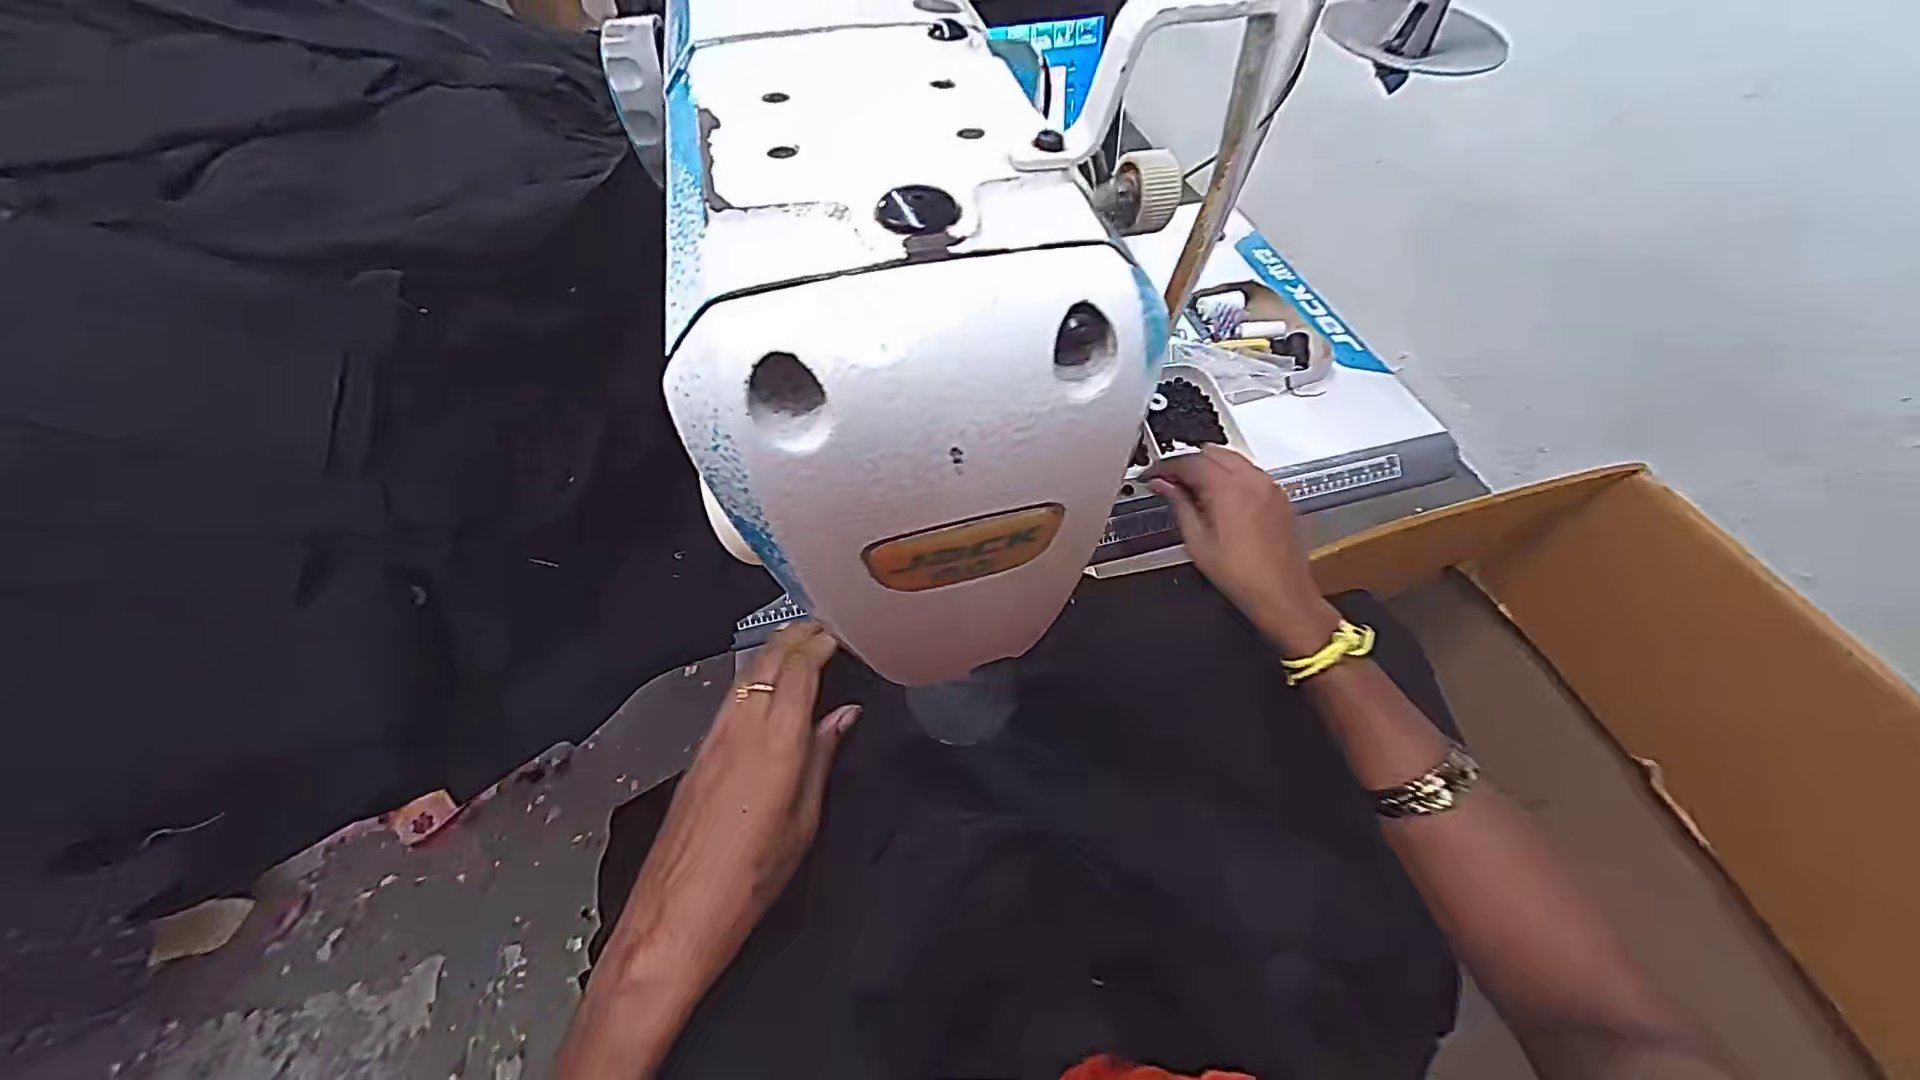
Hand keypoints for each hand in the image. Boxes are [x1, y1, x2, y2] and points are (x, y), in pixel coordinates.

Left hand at [556, 622, 857, 1078]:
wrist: (675, 917)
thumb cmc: (745, 880)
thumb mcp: (804, 819)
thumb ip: (823, 755)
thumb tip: (842, 718)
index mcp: (776, 742)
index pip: (800, 668)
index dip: (819, 643)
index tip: (836, 636)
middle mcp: (740, 729)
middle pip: (769, 659)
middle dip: (796, 635)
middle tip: (819, 628)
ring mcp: (714, 738)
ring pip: (746, 673)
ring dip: (774, 650)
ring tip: (796, 644)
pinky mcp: (697, 754)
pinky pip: (731, 696)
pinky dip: (754, 676)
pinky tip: (763, 684)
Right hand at [1147, 445, 1340, 654]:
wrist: (1281, 593)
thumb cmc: (1243, 575)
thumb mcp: (1197, 540)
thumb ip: (1179, 504)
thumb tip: (1164, 485)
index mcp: (1229, 488)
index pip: (1190, 461)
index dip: (1166, 466)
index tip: (1153, 475)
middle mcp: (1253, 480)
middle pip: (1211, 452)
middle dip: (1187, 463)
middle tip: (1168, 481)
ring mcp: (1269, 486)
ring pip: (1231, 459)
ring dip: (1209, 467)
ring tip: (1190, 491)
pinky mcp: (1278, 496)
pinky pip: (1249, 472)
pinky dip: (1229, 476)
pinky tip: (1216, 498)